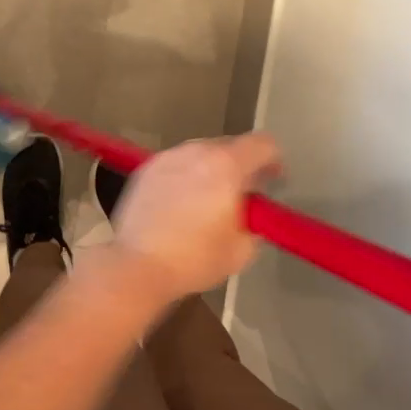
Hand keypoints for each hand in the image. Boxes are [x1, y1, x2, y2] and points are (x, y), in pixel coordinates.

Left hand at [108, 134, 281, 305]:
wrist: (136, 265)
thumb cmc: (195, 259)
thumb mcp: (242, 249)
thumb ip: (255, 221)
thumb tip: (250, 211)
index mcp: (227, 165)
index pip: (263, 144)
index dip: (274, 160)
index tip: (273, 181)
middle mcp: (197, 151)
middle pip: (231, 146)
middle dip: (242, 167)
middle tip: (240, 197)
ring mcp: (169, 156)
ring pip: (202, 154)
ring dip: (212, 170)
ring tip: (207, 202)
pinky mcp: (147, 168)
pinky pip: (178, 164)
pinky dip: (186, 176)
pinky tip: (180, 205)